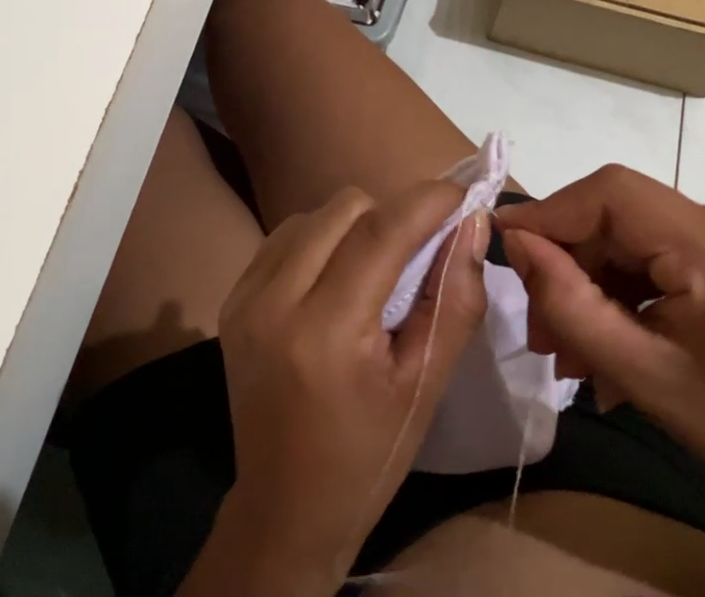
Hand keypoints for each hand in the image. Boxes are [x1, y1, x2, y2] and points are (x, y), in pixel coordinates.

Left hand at [184, 182, 488, 595]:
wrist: (285, 507)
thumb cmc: (369, 455)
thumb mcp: (426, 385)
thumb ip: (454, 299)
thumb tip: (473, 225)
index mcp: (327, 331)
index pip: (381, 231)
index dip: (428, 201)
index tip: (463, 197)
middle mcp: (274, 301)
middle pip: (344, 209)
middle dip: (393, 216)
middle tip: (421, 253)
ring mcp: (244, 298)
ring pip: (312, 216)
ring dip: (355, 227)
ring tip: (376, 273)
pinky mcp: (231, 300)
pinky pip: (284, 238)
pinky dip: (320, 242)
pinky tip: (337, 281)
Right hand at [494, 165, 704, 514]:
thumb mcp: (643, 375)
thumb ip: (571, 304)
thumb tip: (518, 245)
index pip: (616, 194)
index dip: (552, 212)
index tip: (504, 247)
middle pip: (622, 216)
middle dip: (571, 267)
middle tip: (542, 335)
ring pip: (637, 235)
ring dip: (596, 284)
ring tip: (572, 353)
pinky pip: (663, 250)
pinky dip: (629, 288)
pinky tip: (612, 337)